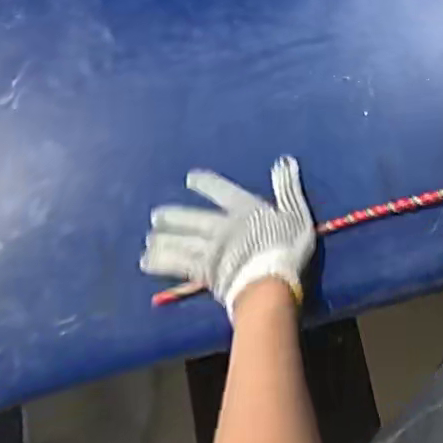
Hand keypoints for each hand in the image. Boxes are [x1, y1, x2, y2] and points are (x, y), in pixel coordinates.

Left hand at [141, 157, 315, 314]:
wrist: (271, 282)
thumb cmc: (288, 248)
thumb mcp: (296, 214)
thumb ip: (288, 188)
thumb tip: (284, 160)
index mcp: (245, 209)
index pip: (221, 191)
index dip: (205, 184)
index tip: (190, 179)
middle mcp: (222, 226)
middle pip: (192, 218)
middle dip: (173, 216)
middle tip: (156, 215)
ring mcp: (210, 249)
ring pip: (179, 240)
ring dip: (163, 239)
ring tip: (150, 239)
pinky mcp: (202, 271)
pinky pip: (175, 264)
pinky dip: (160, 261)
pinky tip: (147, 261)